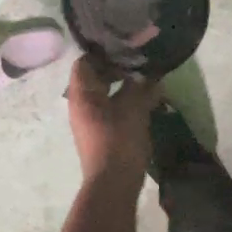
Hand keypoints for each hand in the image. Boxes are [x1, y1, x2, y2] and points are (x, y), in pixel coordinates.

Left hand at [65, 56, 160, 184]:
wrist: (113, 183)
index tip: (126, 49)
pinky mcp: (99, 133)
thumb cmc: (120, 139)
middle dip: (116, 69)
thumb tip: (152, 74)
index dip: (104, 53)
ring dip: (122, 86)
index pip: (85, 61)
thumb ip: (142, 86)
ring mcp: (88, 120)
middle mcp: (80, 105)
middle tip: (140, 63)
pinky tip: (144, 101)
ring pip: (103, 93)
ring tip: (145, 80)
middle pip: (93, 77)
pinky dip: (123, 100)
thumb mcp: (134, 107)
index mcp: (82, 94)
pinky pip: (109, 108)